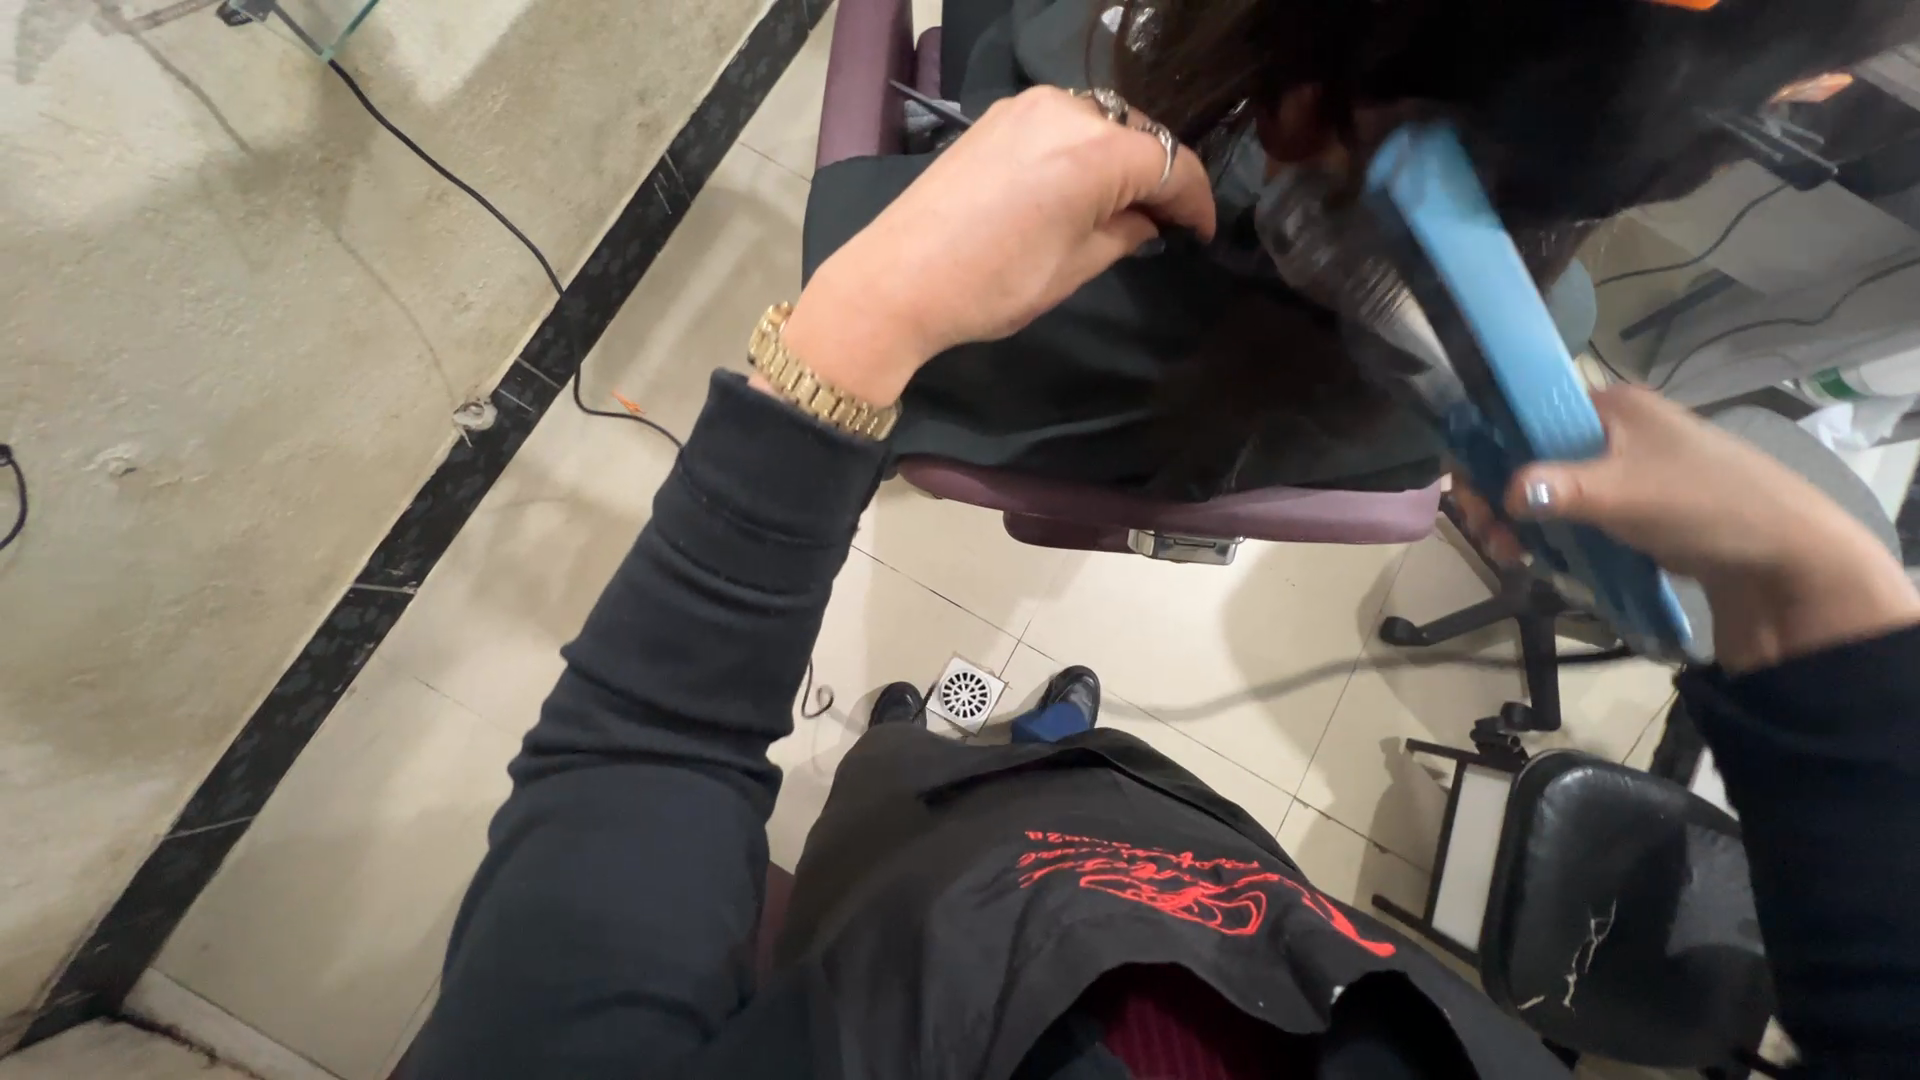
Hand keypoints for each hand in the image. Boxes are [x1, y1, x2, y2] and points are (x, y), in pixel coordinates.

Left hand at [776, 86, 1216, 404]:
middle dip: (1158, 178)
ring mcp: (1026, 107)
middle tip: (1162, 222)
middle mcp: (1067, 111)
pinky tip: (1075, 187)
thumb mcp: (1069, 271)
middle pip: (1139, 135)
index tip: (1202, 234)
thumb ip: (1121, 236)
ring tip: (1119, 207)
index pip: (1173, 166)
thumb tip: (1146, 222)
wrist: (897, 281)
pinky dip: (1080, 152)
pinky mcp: (996, 117)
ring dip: (1118, 161)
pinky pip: (1060, 125)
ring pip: (1099, 125)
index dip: (1196, 203)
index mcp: (1096, 154)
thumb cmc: (989, 288)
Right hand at [1458, 384, 1919, 671]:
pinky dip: (1536, 531)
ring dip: (1510, 522)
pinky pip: (1555, 509)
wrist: (1783, 558)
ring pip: (1532, 487)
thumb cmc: (1707, 504)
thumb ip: (1559, 488)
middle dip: (1493, 498)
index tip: (1470, 494)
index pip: (1516, 415)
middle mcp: (1600, 428)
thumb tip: (1505, 495)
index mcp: (1604, 406)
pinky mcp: (1613, 500)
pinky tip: (1532, 555)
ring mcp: (1608, 465)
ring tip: (1513, 556)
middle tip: (1490, 536)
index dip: (1481, 450)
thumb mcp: (1626, 493)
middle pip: (1516, 455)